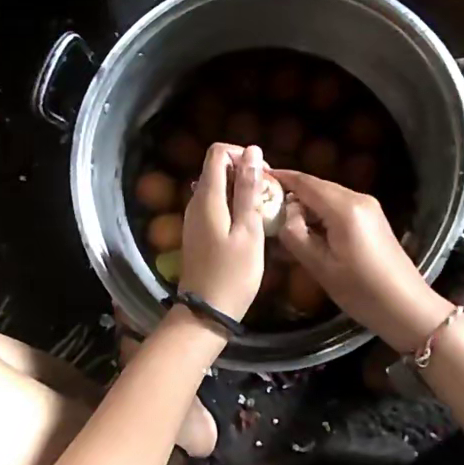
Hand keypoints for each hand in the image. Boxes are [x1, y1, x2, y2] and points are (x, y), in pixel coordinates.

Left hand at [178, 143, 267, 321]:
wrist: (206, 312)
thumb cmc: (233, 273)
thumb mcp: (248, 230)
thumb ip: (248, 190)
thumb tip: (252, 152)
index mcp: (207, 197)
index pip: (217, 152)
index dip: (242, 154)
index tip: (263, 174)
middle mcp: (195, 202)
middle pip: (217, 168)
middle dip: (245, 172)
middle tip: (269, 195)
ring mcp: (194, 218)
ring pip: (218, 187)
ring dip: (241, 191)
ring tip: (264, 210)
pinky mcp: (199, 232)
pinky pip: (216, 206)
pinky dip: (234, 207)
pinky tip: (251, 226)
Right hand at [273, 169, 450, 348]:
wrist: (406, 307)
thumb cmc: (362, 291)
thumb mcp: (320, 266)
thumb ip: (296, 235)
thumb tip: (284, 214)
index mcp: (344, 208)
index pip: (305, 182)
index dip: (280, 178)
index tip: (256, 180)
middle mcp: (358, 198)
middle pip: (317, 187)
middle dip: (291, 194)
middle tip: (263, 208)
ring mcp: (369, 207)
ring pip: (328, 197)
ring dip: (306, 207)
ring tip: (281, 224)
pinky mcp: (373, 219)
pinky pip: (340, 208)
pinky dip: (321, 215)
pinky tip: (309, 232)